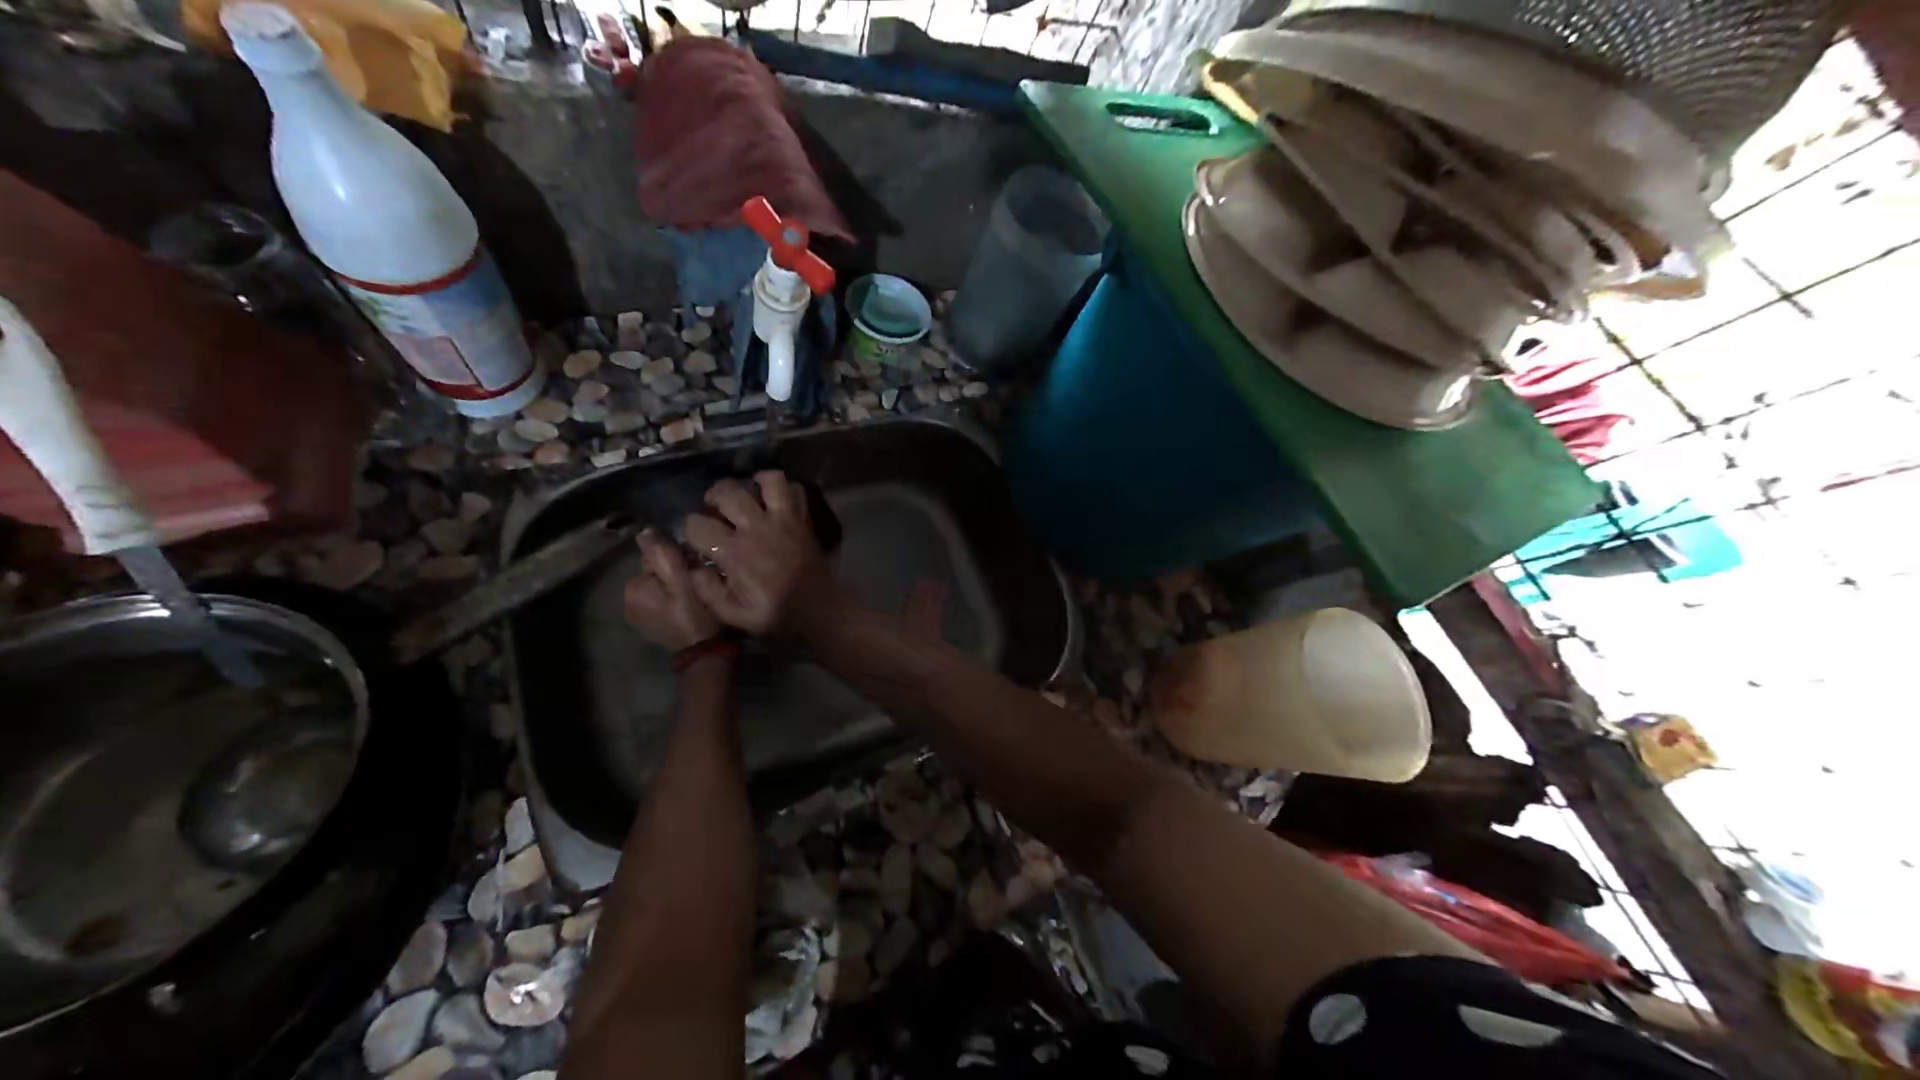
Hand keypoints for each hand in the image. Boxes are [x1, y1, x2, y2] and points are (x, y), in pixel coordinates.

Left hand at [623, 528, 721, 650]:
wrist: (700, 651)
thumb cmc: (695, 615)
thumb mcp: (683, 582)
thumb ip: (663, 556)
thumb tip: (644, 532)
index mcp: (633, 586)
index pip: (653, 558)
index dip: (676, 561)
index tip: (693, 571)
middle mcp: (627, 599)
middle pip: (654, 573)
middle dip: (672, 574)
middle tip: (694, 585)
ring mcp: (634, 614)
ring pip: (656, 587)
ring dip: (672, 588)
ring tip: (691, 598)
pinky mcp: (645, 624)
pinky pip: (657, 602)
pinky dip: (669, 602)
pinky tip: (683, 609)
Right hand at [683, 471, 840, 635]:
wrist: (817, 610)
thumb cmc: (773, 614)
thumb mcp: (733, 614)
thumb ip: (708, 590)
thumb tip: (693, 568)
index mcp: (734, 552)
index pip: (698, 524)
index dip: (690, 528)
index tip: (695, 537)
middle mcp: (757, 528)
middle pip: (728, 492)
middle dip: (713, 496)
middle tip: (714, 509)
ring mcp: (783, 520)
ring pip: (767, 481)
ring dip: (752, 482)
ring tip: (746, 495)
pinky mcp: (802, 519)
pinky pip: (795, 490)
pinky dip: (784, 488)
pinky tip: (773, 498)